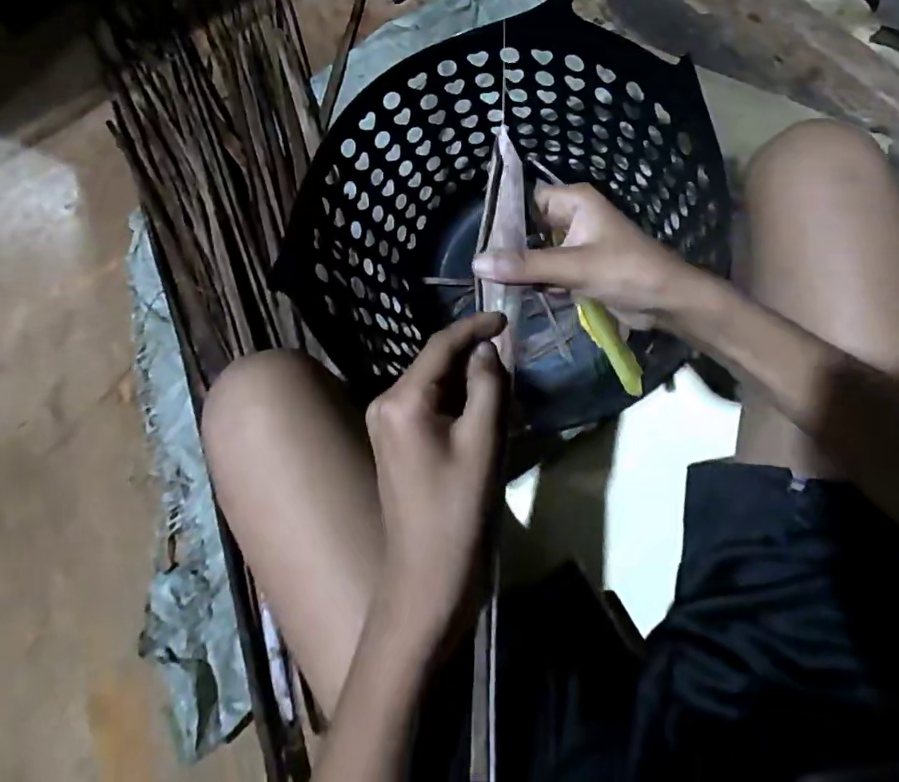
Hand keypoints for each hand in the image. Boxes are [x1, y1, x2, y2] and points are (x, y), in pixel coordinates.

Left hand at [364, 311, 507, 638]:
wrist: (426, 580)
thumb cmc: (458, 512)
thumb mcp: (483, 443)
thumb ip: (489, 386)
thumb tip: (487, 350)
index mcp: (402, 400)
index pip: (440, 346)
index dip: (474, 327)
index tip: (507, 318)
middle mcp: (385, 403)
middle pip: (435, 365)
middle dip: (473, 359)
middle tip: (514, 364)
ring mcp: (384, 425)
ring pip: (434, 386)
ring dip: (467, 383)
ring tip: (504, 390)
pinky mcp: (393, 443)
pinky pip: (428, 407)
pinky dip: (456, 404)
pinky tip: (481, 414)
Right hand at [472, 183, 704, 330]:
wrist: (669, 302)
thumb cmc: (626, 272)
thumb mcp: (573, 267)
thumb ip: (525, 265)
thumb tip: (477, 263)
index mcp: (575, 201)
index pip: (527, 200)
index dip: (504, 218)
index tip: (478, 239)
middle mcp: (574, 217)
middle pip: (530, 228)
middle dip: (510, 248)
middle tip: (479, 266)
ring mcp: (577, 244)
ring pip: (538, 252)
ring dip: (522, 268)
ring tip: (492, 283)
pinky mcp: (581, 268)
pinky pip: (550, 270)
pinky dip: (538, 282)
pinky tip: (518, 294)